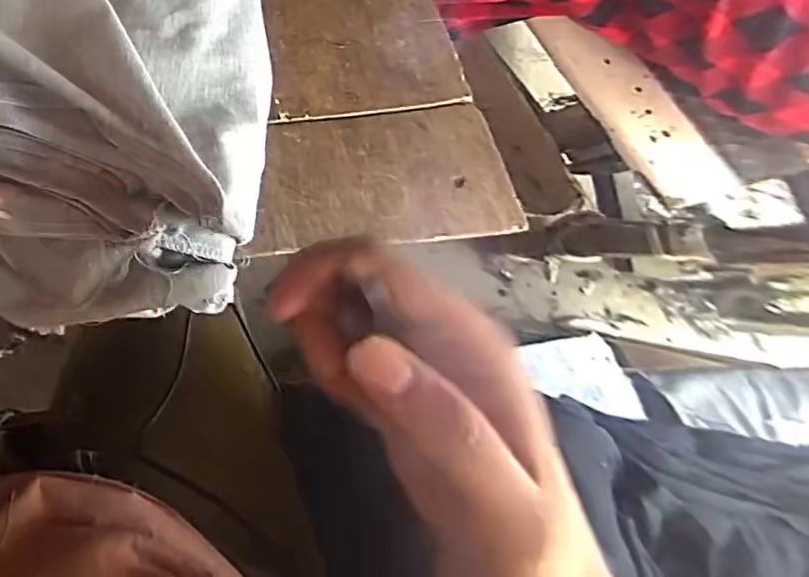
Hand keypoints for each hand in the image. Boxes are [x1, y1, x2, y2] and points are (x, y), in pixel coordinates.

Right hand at [269, 242, 609, 576]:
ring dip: (322, 345)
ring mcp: (419, 351)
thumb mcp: (496, 502)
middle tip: (325, 373)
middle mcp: (441, 329)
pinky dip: (330, 364)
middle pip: (349, 275)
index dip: (318, 269)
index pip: (374, 261)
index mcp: (467, 336)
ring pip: (339, 306)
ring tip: (349, 400)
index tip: (281, 311)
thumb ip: (444, 425)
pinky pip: (342, 341)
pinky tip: (355, 404)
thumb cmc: (526, 552)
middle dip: (317, 315)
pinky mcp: (399, 375)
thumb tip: (368, 351)